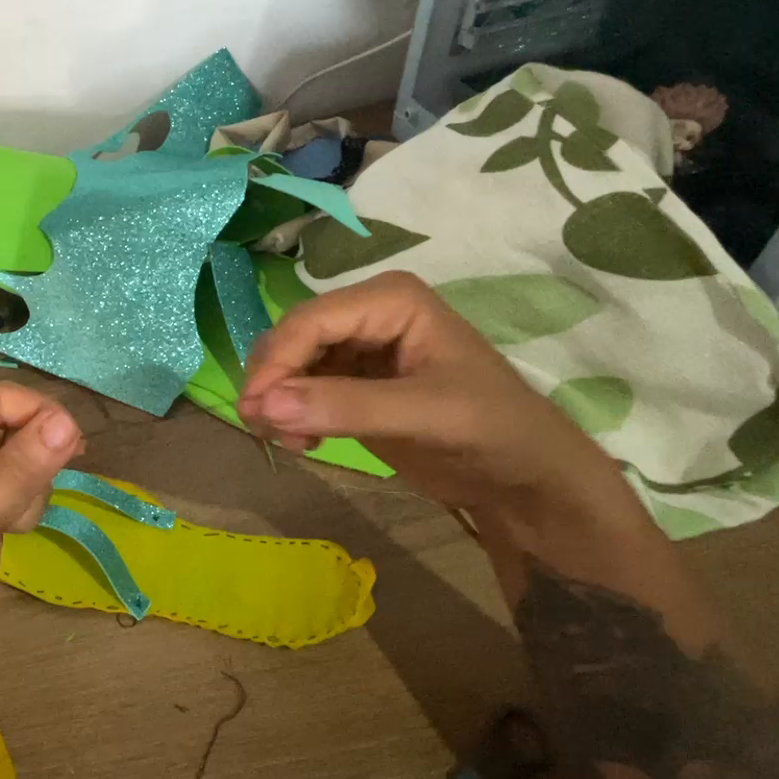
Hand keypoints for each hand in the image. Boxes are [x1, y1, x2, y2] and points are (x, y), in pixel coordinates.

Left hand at [0, 383, 84, 657]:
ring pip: (23, 452)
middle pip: (12, 421)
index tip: (76, 446)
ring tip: (11, 521)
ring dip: (31, 485)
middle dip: (32, 458)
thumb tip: (69, 423)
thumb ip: (23, 467)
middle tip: (35, 495)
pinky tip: (11, 530)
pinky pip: (20, 479)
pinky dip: (25, 501)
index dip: (39, 414)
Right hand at [236, 271, 618, 515]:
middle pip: (289, 338)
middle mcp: (365, 314)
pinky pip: (295, 387)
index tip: (256, 411)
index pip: (309, 321)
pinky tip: (303, 441)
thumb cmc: (492, 433)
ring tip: (292, 442)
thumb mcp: (426, 416)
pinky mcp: (346, 381)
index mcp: (390, 300)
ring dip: (275, 402)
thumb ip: (346, 407)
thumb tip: (264, 406)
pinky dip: (287, 414)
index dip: (276, 363)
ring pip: (285, 363)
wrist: (522, 478)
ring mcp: (353, 347)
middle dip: (272, 384)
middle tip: (267, 432)